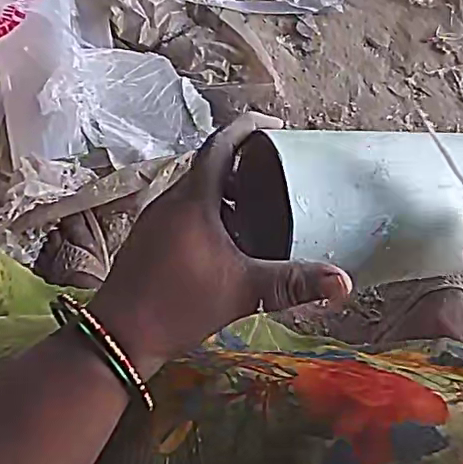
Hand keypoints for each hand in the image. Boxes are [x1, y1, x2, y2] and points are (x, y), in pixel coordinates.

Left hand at [88, 114, 351, 375]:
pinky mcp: (150, 237)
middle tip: (278, 172)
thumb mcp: (244, 291)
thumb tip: (344, 282)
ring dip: (228, 188)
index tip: (276, 125)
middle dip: (245, 162)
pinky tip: (229, 237)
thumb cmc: (179, 305)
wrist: (118, 338)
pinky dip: (212, 208)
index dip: (249, 126)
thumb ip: (293, 284)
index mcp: (193, 199)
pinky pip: (186, 207)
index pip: (221, 144)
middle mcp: (172, 200)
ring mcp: (157, 218)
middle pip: (211, 164)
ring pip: (198, 188)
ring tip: (260, 204)